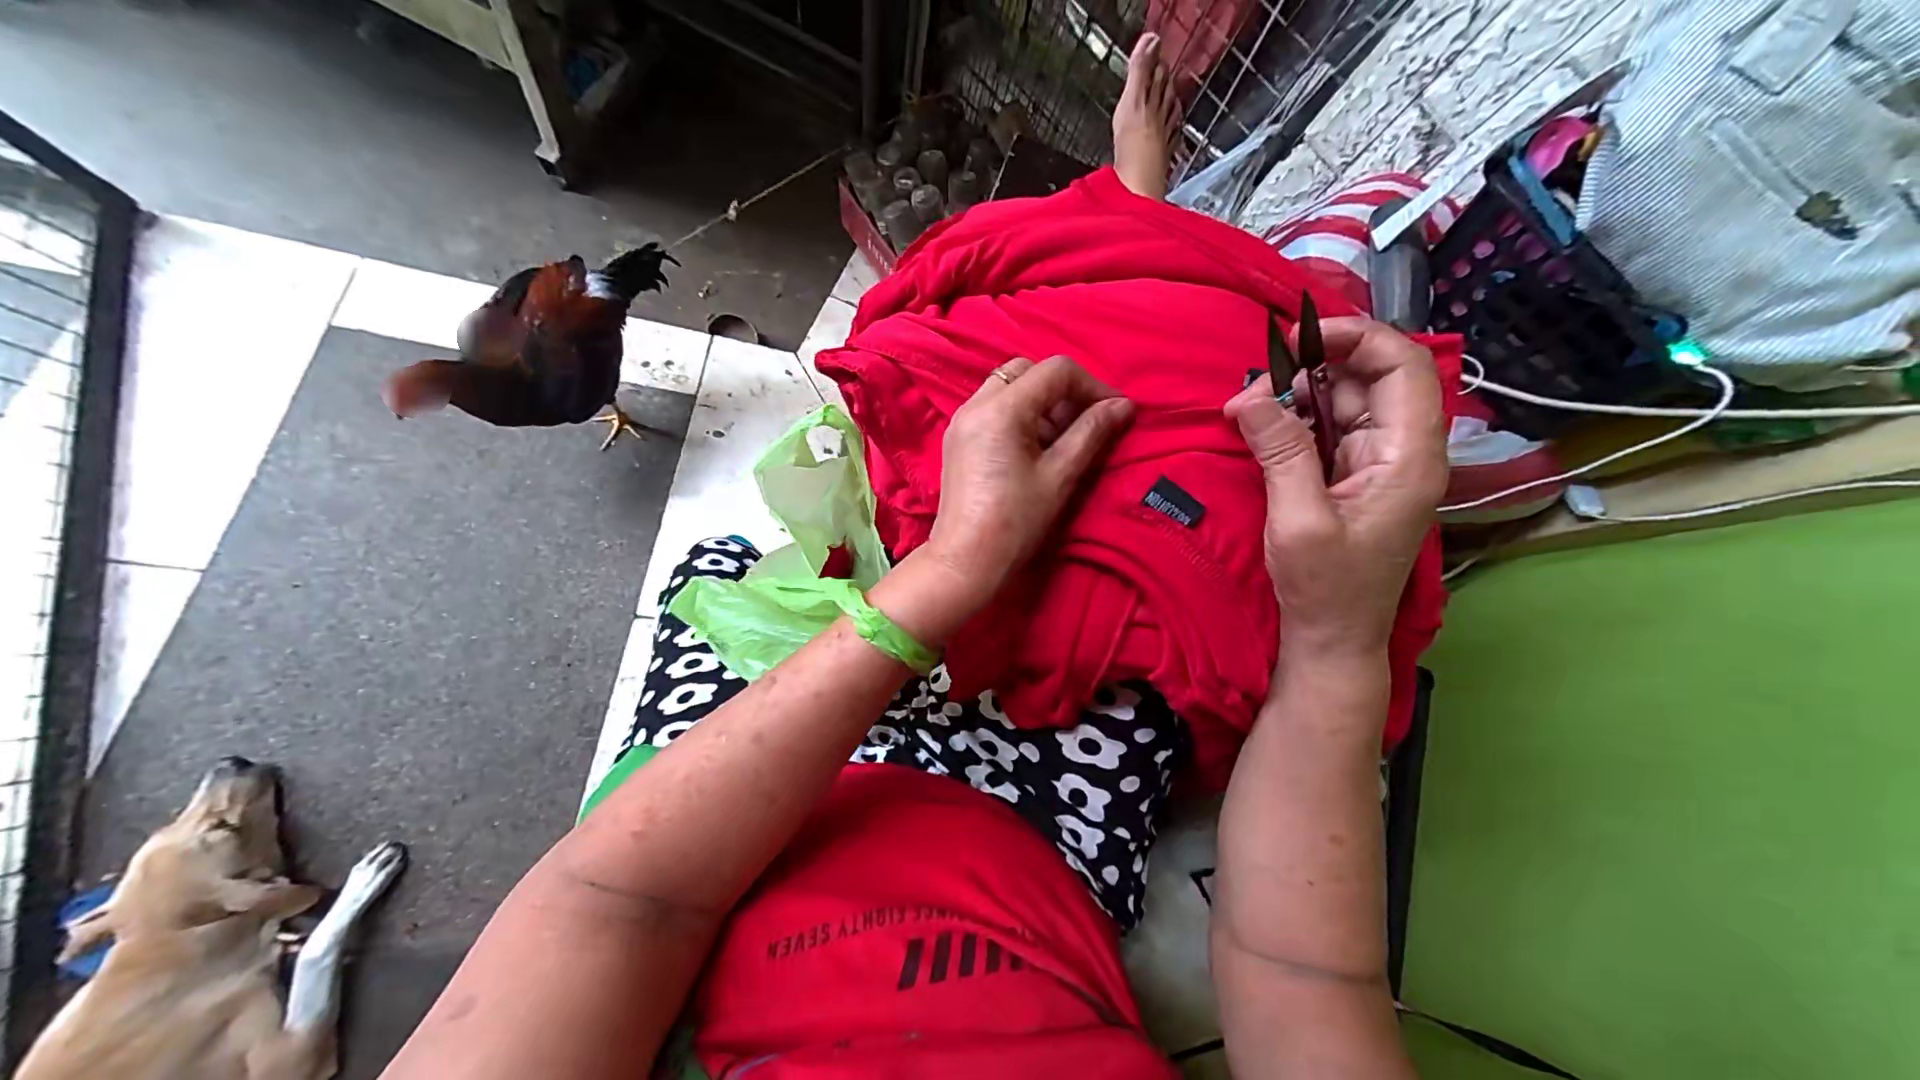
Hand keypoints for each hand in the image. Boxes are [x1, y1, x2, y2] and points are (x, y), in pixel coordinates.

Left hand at [922, 356, 1134, 609]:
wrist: (966, 560)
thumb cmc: (1016, 522)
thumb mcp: (1060, 475)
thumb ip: (1092, 433)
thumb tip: (1123, 406)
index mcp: (1000, 409)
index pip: (1055, 371)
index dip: (1092, 385)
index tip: (1114, 413)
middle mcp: (975, 405)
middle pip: (1027, 371)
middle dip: (1063, 389)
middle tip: (1086, 423)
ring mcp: (962, 421)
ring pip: (1009, 388)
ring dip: (1042, 403)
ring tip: (1064, 440)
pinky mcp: (958, 439)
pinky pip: (994, 408)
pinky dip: (1020, 415)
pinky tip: (1037, 449)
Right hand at [1226, 318, 1446, 660]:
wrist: (1332, 638)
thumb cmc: (1325, 587)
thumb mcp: (1297, 518)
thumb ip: (1280, 450)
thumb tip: (1248, 394)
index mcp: (1410, 456)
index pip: (1402, 366)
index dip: (1355, 338)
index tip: (1297, 339)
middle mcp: (1402, 450)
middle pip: (1370, 379)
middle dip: (1312, 369)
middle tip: (1254, 383)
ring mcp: (1377, 463)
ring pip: (1343, 402)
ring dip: (1296, 396)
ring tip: (1248, 407)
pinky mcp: (1352, 477)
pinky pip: (1326, 430)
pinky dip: (1293, 422)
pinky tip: (1262, 426)